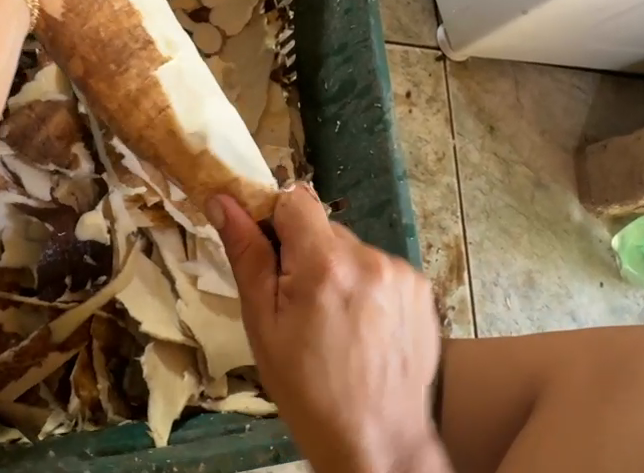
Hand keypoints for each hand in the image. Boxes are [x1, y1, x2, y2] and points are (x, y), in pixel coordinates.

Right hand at [209, 188, 447, 472]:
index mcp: (324, 263)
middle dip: (308, 256)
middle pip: (324, 230)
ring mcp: (400, 272)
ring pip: (353, 252)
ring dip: (340, 273)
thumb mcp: (263, 325)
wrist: (376, 443)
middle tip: (302, 306)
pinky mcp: (421, 288)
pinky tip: (364, 328)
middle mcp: (368, 256)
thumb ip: (247, 255)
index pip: (294, 201)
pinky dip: (369, 290)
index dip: (277, 224)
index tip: (273, 259)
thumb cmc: (307, 390)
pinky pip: (382, 271)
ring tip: (336, 324)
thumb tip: (223, 200)